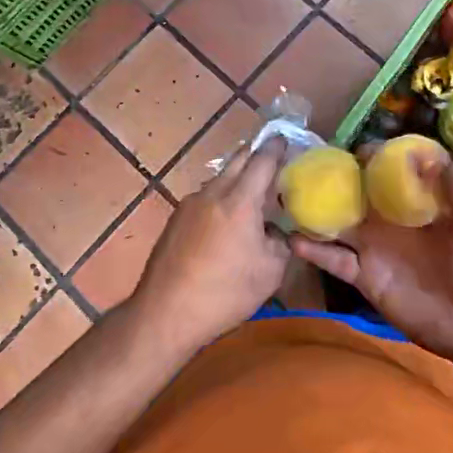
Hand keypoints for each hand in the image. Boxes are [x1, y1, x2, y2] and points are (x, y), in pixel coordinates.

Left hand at [128, 139, 289, 349]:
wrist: (165, 313)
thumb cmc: (225, 293)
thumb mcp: (271, 272)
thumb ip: (281, 243)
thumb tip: (277, 231)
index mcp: (240, 200)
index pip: (263, 160)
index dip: (277, 147)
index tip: (287, 139)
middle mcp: (213, 193)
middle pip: (238, 160)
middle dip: (257, 155)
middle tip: (274, 161)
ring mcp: (190, 204)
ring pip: (220, 179)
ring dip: (238, 179)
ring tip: (252, 196)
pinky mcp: (176, 219)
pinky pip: (205, 198)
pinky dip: (221, 198)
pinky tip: (226, 223)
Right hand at [291, 157, 452, 367]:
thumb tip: (433, 159)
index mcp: (417, 200)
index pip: (391, 168)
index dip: (376, 155)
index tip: (362, 152)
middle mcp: (389, 217)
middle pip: (356, 188)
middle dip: (334, 175)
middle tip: (309, 168)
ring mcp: (373, 246)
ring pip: (337, 220)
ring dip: (315, 209)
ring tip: (289, 198)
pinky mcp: (364, 275)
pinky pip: (334, 260)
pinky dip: (313, 251)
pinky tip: (295, 242)